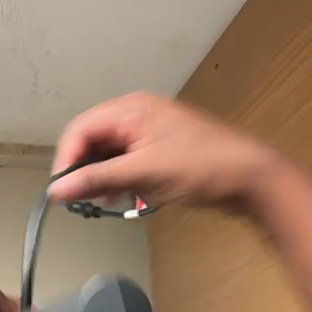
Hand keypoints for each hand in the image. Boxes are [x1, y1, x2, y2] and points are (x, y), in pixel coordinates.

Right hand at [49, 92, 291, 212]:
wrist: (256, 179)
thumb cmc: (200, 168)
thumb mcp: (144, 173)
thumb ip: (98, 179)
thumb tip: (56, 190)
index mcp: (131, 109)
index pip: (81, 128)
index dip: (67, 159)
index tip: (63, 192)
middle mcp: (137, 114)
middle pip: (93, 139)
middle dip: (85, 169)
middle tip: (82, 200)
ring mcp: (151, 131)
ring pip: (110, 152)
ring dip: (103, 177)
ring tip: (104, 202)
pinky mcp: (162, 150)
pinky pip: (129, 161)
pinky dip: (122, 179)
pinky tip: (127, 199)